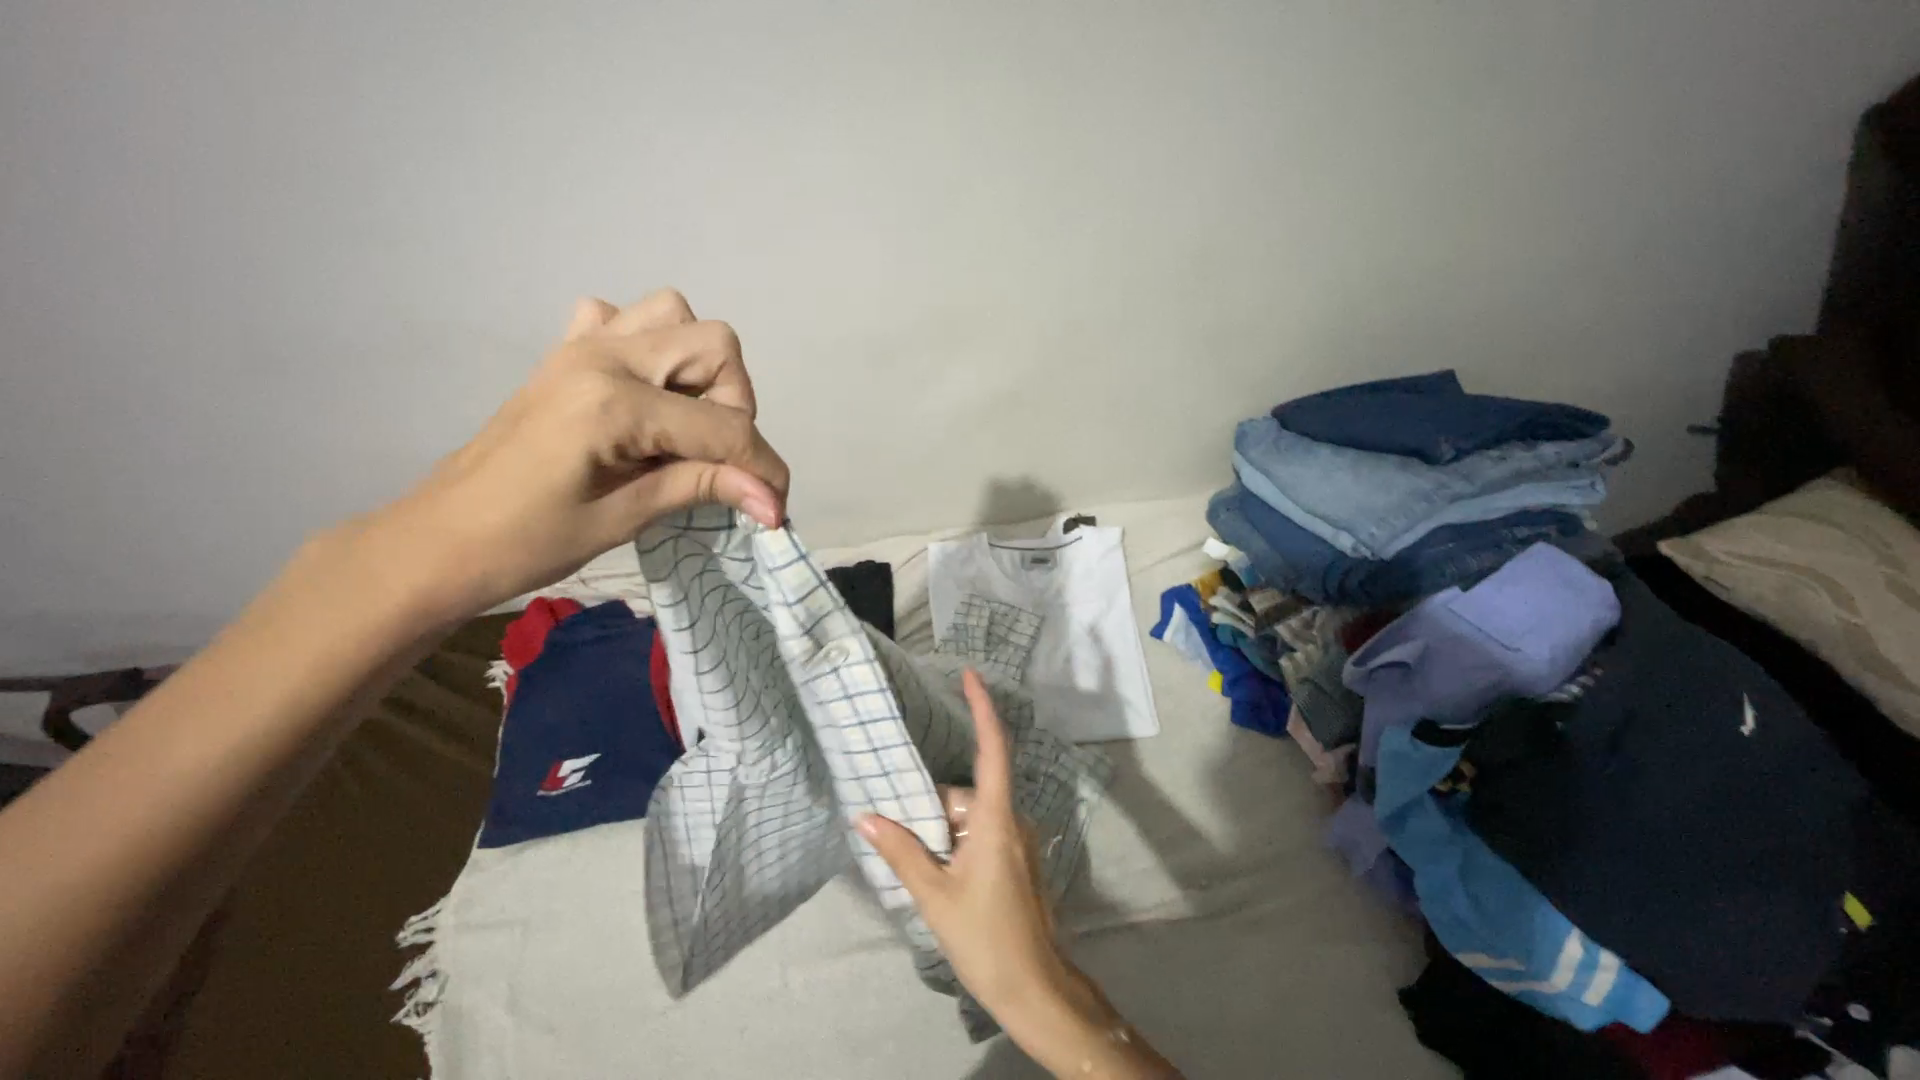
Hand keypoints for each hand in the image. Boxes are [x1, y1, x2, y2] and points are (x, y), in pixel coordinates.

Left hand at [368, 289, 789, 615]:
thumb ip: (701, 487)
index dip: (761, 468)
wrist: (442, 537)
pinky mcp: (567, 352)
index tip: (776, 509)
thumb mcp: (624, 518)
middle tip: (716, 459)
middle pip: (715, 344)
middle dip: (737, 405)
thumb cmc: (527, 542)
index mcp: (614, 402)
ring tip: (685, 421)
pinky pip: (621, 317)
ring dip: (700, 366)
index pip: (722, 425)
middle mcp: (603, 355)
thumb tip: (774, 501)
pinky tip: (643, 391)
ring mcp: (582, 345)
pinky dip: (648, 346)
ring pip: (675, 315)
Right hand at [857, 671, 1075, 1015]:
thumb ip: (901, 852)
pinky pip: (982, 836)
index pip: (992, 749)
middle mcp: (1012, 822)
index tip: (970, 675)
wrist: (1036, 989)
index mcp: (995, 820)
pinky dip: (956, 844)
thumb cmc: (985, 940)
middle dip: (932, 808)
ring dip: (943, 832)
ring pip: (971, 817)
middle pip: (967, 792)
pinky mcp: (1018, 863)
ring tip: (918, 869)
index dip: (983, 708)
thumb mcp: (934, 896)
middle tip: (899, 837)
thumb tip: (865, 817)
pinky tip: (937, 876)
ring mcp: (1018, 844)